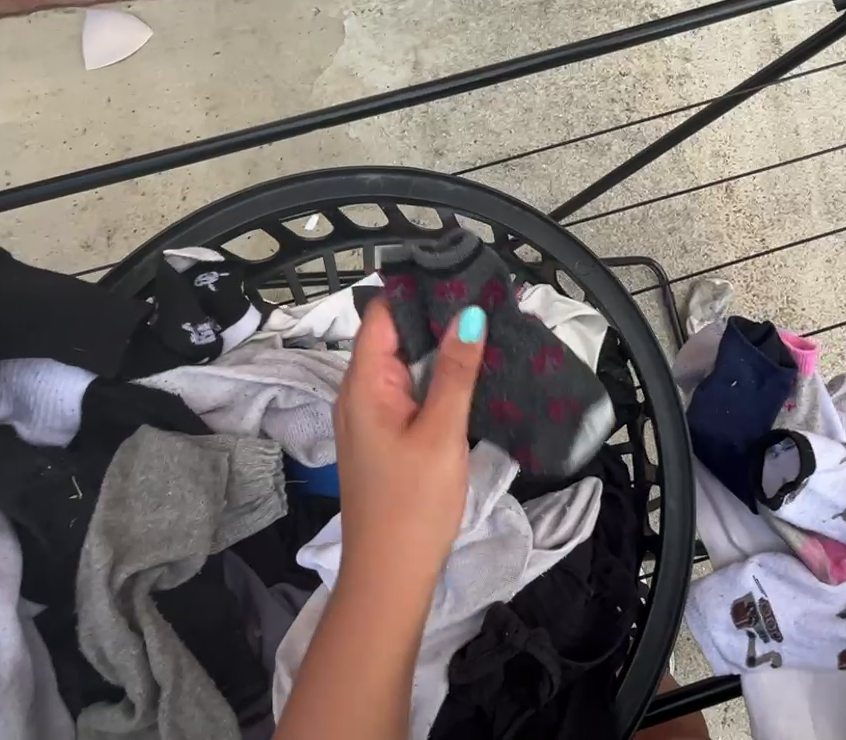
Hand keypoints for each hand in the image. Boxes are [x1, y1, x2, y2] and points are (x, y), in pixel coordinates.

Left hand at [335, 298, 484, 581]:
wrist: (391, 575)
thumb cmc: (413, 502)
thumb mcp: (442, 431)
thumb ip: (456, 371)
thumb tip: (469, 313)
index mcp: (364, 384)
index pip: (381, 314)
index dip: (415, 289)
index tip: (458, 270)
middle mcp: (360, 393)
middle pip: (393, 335)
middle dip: (435, 313)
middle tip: (485, 294)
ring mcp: (373, 415)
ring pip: (405, 362)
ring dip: (439, 343)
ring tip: (485, 321)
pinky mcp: (388, 434)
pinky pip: (410, 387)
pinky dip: (437, 372)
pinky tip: (470, 368)